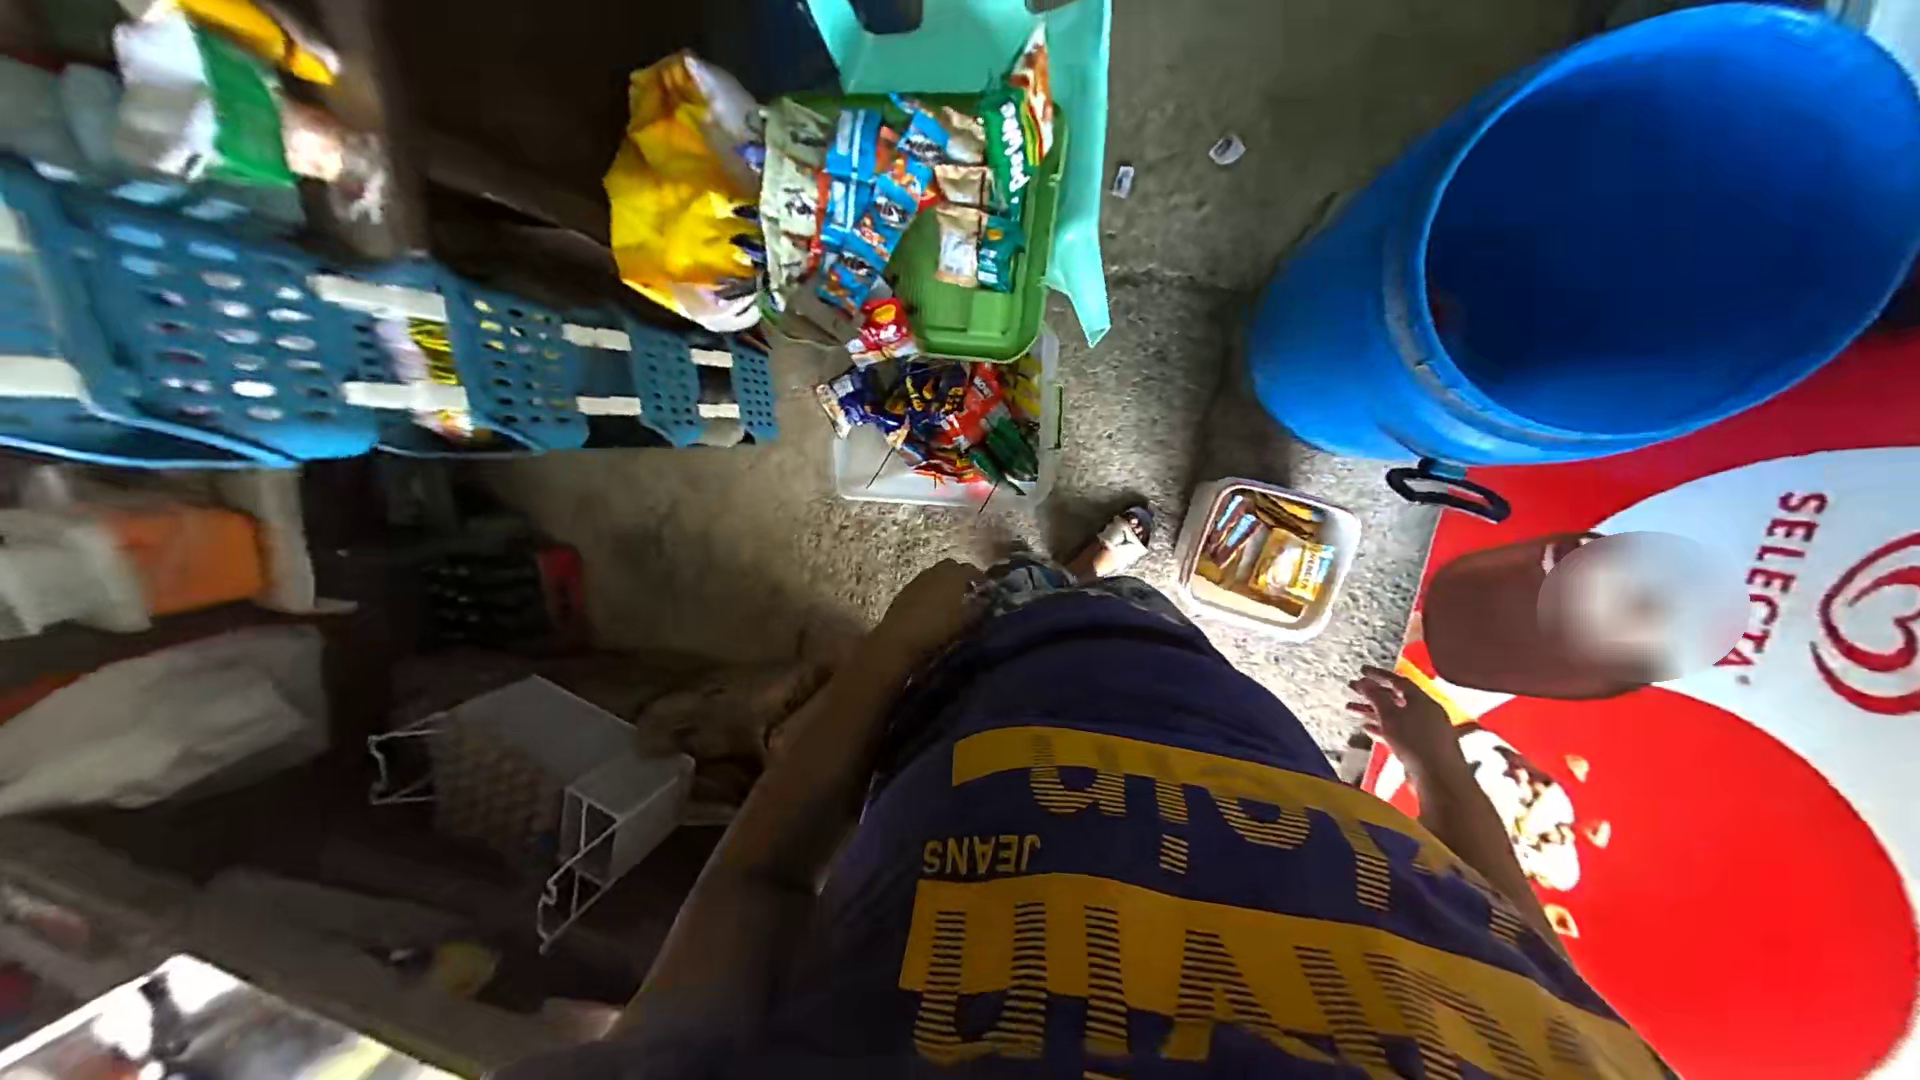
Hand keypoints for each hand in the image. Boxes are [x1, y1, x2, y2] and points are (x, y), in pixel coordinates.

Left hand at [873, 560, 984, 668]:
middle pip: (951, 566)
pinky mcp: (905, 590)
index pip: (971, 569)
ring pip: (935, 573)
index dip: (980, 577)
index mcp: (953, 576)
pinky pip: (923, 583)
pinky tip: (932, 605)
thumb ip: (979, 609)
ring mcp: (918, 580)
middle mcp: (935, 572)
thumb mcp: (965, 622)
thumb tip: (986, 601)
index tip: (986, 587)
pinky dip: (931, 589)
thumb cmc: (938, 629)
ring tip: (951, 598)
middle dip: (960, 575)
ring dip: (944, 581)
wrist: (899, 638)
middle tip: (967, 590)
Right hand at [1347, 665, 1467, 781]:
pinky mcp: (1421, 747)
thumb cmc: (1414, 741)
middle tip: (1352, 688)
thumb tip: (1364, 681)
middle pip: (1395, 698)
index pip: (1399, 681)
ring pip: (1394, 716)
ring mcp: (1424, 731)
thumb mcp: (1390, 715)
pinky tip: (1367, 729)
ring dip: (1372, 711)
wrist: (1439, 778)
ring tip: (1351, 709)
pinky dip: (1381, 728)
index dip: (1378, 674)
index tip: (1361, 671)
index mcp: (1423, 701)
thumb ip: (1376, 696)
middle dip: (1371, 693)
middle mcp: (1426, 713)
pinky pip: (1398, 731)